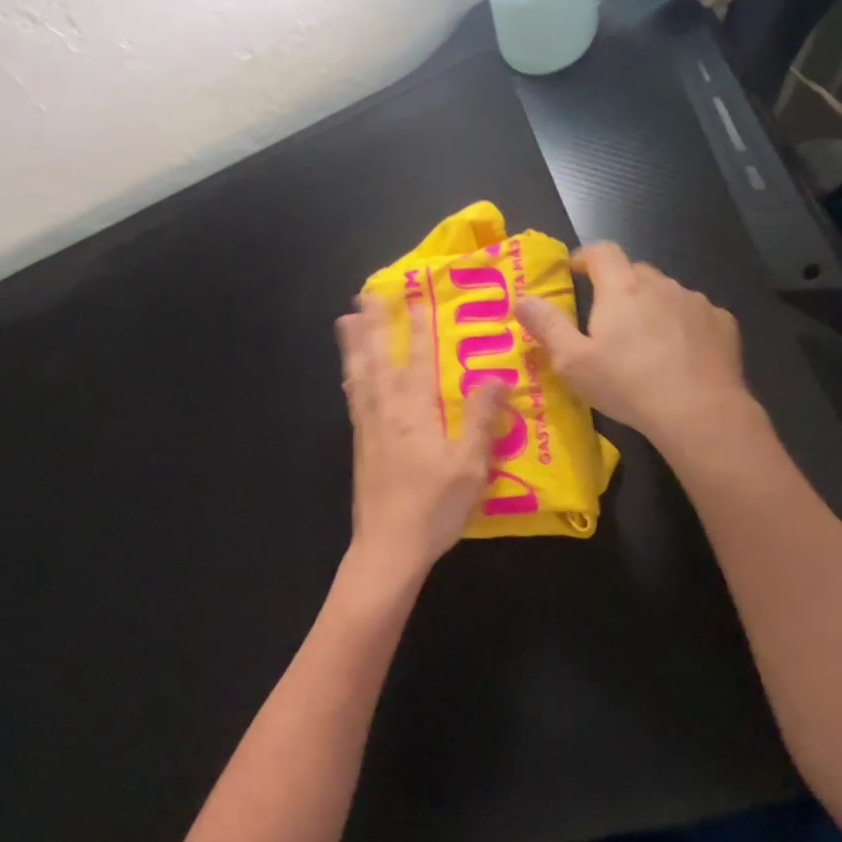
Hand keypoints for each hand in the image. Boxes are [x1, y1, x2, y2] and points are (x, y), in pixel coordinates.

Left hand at [338, 292, 509, 572]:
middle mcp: (387, 413)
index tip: (417, 296)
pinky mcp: (360, 448)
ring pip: (360, 376)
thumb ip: (481, 420)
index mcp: (416, 414)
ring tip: (345, 320)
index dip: (419, 328)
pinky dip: (351, 379)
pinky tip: (350, 375)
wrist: (388, 547)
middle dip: (375, 325)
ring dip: (354, 345)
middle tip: (366, 294)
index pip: (419, 360)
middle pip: (379, 360)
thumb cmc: (434, 508)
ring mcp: (368, 430)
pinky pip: (354, 400)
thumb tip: (495, 377)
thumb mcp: (470, 467)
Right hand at [514, 242, 761, 447]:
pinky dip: (682, 326)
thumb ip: (547, 326)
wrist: (698, 410)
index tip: (574, 271)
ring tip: (644, 342)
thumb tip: (521, 299)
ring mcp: (695, 302)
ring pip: (666, 294)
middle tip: (605, 318)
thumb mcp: (573, 362)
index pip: (602, 252)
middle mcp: (660, 285)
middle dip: (618, 286)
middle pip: (635, 272)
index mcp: (621, 289)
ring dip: (652, 307)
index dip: (585, 257)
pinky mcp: (722, 324)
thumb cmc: (626, 384)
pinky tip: (679, 356)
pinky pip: (695, 315)